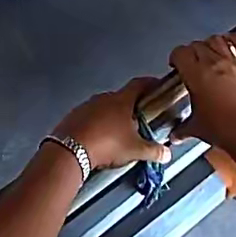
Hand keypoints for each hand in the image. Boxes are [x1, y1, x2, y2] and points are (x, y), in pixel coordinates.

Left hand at [54, 77, 170, 169]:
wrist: (70, 151)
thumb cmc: (105, 143)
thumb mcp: (135, 150)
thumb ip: (153, 151)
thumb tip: (165, 153)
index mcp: (121, 100)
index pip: (139, 84)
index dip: (149, 83)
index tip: (155, 84)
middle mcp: (103, 99)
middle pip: (121, 97)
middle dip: (130, 107)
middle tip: (139, 119)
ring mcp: (86, 106)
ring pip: (103, 108)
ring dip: (111, 117)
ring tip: (118, 133)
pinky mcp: (73, 117)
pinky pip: (89, 117)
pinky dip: (96, 125)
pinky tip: (98, 139)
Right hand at [169, 35, 235, 147]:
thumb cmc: (225, 129)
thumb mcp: (197, 128)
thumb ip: (183, 129)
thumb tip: (176, 134)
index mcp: (196, 75)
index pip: (180, 53)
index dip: (175, 56)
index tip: (176, 63)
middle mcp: (214, 64)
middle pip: (197, 45)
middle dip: (191, 51)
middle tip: (190, 60)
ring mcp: (233, 63)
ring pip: (217, 40)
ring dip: (209, 43)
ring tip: (207, 49)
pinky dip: (234, 38)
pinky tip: (230, 39)